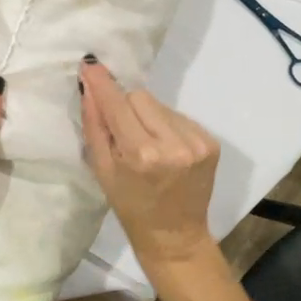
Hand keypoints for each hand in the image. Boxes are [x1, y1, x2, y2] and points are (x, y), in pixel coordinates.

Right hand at [79, 56, 220, 269]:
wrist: (175, 235)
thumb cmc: (130, 205)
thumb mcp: (101, 168)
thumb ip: (94, 124)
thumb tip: (89, 85)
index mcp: (142, 154)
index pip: (118, 104)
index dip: (103, 83)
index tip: (90, 64)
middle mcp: (173, 144)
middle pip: (139, 96)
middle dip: (125, 106)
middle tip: (122, 130)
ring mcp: (197, 142)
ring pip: (159, 104)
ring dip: (146, 115)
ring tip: (145, 141)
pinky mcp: (211, 142)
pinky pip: (178, 116)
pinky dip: (165, 125)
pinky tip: (164, 147)